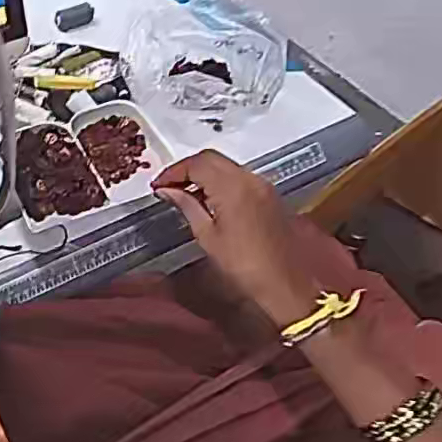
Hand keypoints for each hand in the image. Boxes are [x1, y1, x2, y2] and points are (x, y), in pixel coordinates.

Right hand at [153, 150, 320, 326]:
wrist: (283, 283)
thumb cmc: (242, 265)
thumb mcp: (207, 236)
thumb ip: (186, 205)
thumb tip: (167, 190)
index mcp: (233, 187)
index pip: (197, 164)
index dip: (173, 171)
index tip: (157, 185)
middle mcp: (250, 179)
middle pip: (211, 159)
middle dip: (186, 169)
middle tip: (167, 186)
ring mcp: (262, 185)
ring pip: (225, 166)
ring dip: (203, 174)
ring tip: (183, 194)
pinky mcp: (268, 194)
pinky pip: (238, 177)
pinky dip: (219, 181)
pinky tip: (207, 199)